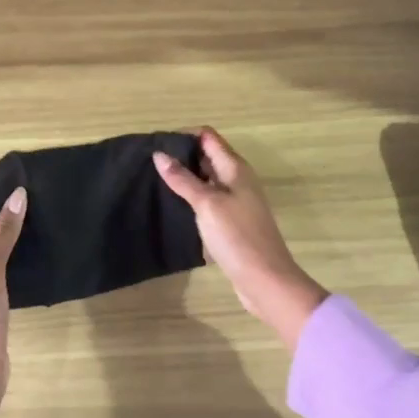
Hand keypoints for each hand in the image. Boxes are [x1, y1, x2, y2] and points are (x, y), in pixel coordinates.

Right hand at [154, 127, 328, 350]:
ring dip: (186, 178)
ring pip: (207, 179)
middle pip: (207, 155)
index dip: (184, 135)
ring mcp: (236, 202)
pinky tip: (175, 206)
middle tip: (152, 163)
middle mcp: (237, 180)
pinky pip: (209, 200)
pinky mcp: (232, 222)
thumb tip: (159, 154)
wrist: (266, 282)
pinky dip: (193, 198)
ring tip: (157, 181)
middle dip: (182, 155)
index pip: (208, 137)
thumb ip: (183, 179)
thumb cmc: (237, 237)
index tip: (158, 144)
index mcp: (235, 168)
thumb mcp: (207, 204)